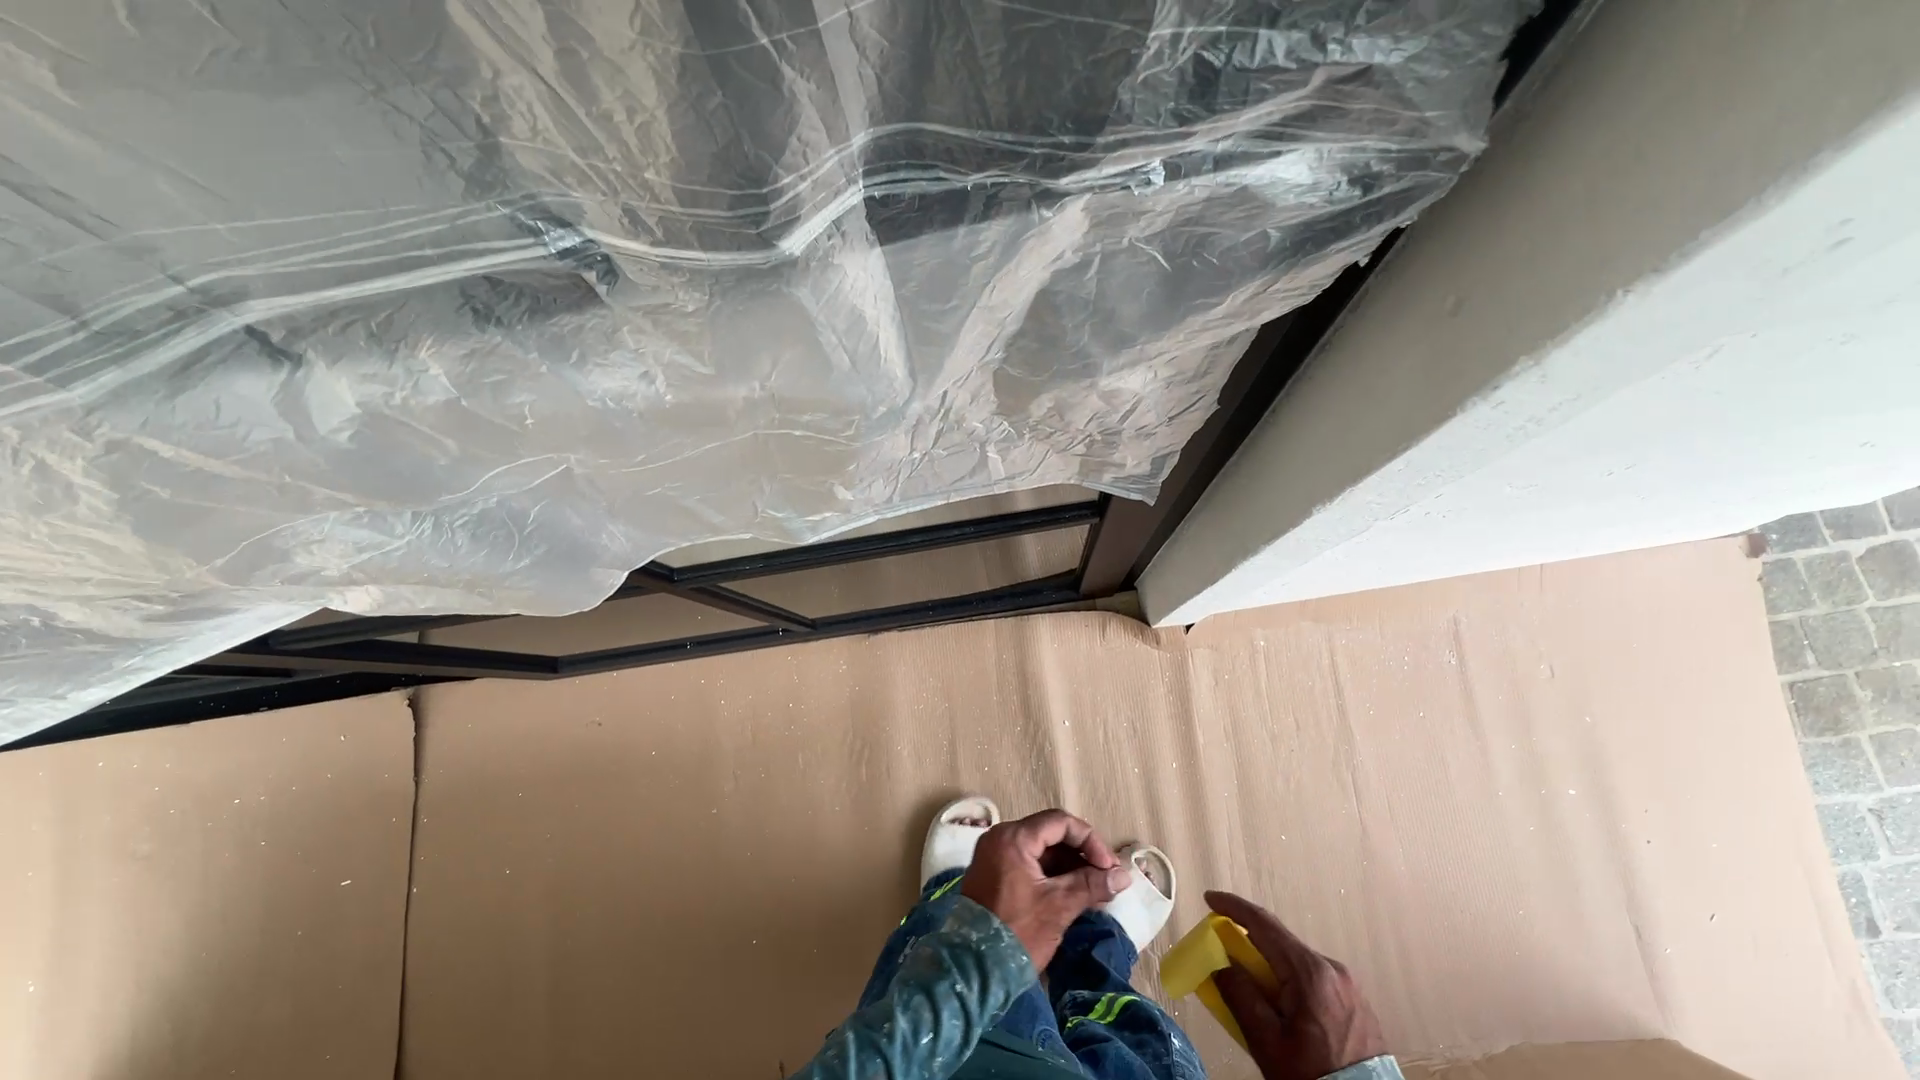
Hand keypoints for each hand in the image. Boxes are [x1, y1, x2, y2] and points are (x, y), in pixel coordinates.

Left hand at [961, 809, 1130, 970]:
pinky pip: (1028, 863)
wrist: (972, 970)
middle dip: (1081, 854)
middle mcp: (1000, 838)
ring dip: (1069, 865)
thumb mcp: (1058, 906)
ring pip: (1040, 850)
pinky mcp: (993, 874)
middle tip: (1106, 877)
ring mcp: (993, 856)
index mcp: (1013, 838)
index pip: (1060, 823)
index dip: (1090, 841)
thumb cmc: (1017, 933)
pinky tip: (1072, 893)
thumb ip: (1091, 885)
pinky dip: (1051, 874)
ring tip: (1094, 889)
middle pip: (1050, 834)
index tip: (1109, 867)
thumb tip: (1123, 876)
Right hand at [1204, 890, 1388, 1079]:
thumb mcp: (1267, 1042)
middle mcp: (1332, 968)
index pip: (1264, 925)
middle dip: (1247, 942)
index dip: (1233, 907)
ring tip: (1250, 989)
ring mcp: (1347, 984)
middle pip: (1280, 942)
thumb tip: (1221, 962)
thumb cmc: (1311, 1076)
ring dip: (1268, 964)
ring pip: (1296, 961)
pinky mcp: (1355, 1000)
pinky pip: (1312, 977)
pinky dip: (1288, 979)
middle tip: (1220, 953)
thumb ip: (1240, 996)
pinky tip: (1280, 1004)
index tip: (1209, 898)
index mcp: (1310, 972)